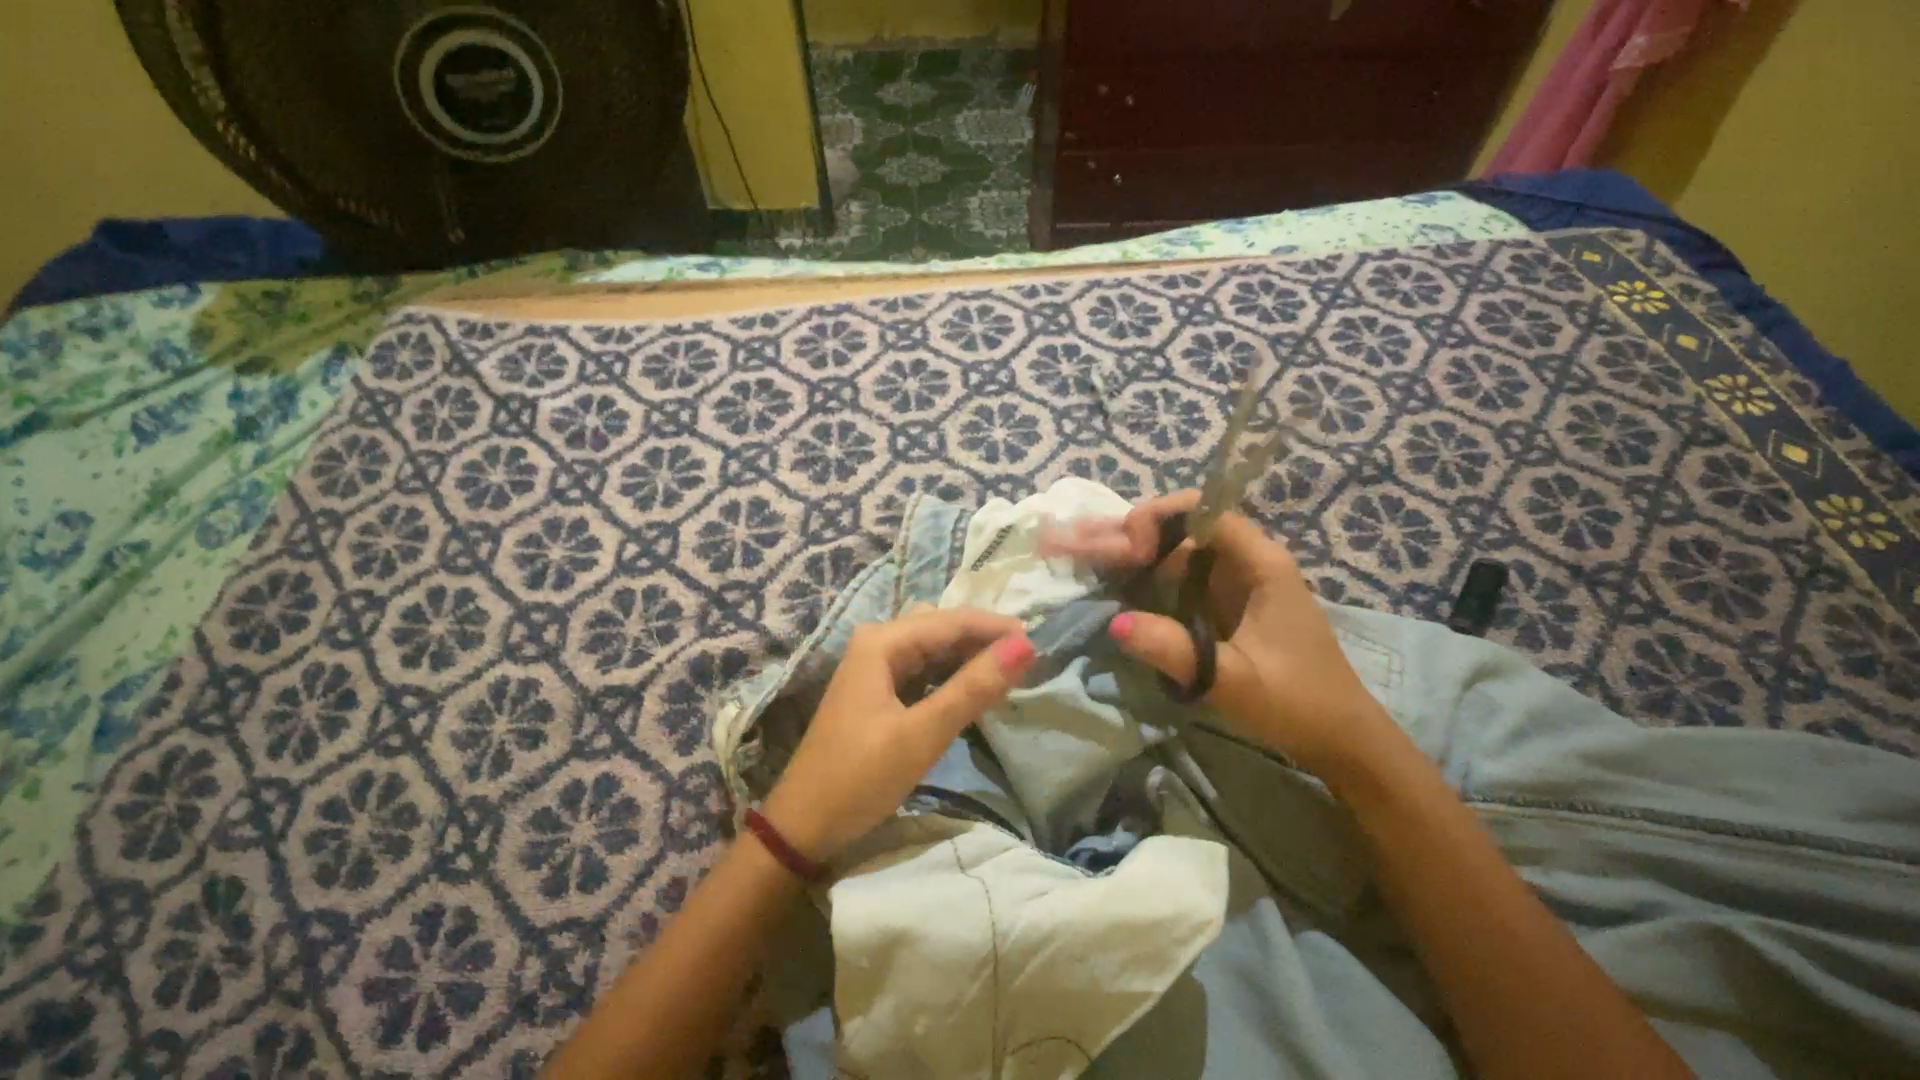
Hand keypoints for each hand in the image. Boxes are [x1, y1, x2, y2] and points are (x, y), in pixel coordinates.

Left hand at [759, 608, 1036, 863]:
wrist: (804, 825)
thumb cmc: (860, 777)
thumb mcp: (922, 734)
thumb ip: (973, 688)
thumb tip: (1025, 646)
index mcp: (882, 642)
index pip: (952, 620)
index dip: (997, 629)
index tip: (1040, 644)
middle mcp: (876, 643)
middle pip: (942, 628)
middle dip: (984, 640)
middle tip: (1029, 662)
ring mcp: (873, 667)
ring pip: (933, 649)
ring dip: (968, 658)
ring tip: (1009, 675)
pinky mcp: (876, 692)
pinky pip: (922, 670)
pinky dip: (950, 676)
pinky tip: (972, 691)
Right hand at [1046, 492, 1404, 784]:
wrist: (1338, 739)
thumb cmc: (1297, 703)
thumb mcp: (1235, 681)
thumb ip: (1176, 651)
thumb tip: (1114, 623)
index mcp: (1260, 565)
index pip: (1205, 512)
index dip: (1161, 519)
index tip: (1128, 551)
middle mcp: (1243, 564)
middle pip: (1181, 529)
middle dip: (1131, 534)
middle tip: (1080, 550)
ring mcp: (1230, 586)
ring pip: (1172, 554)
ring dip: (1128, 555)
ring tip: (1075, 554)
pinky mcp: (1219, 609)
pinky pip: (1174, 583)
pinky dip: (1139, 580)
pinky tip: (1104, 584)